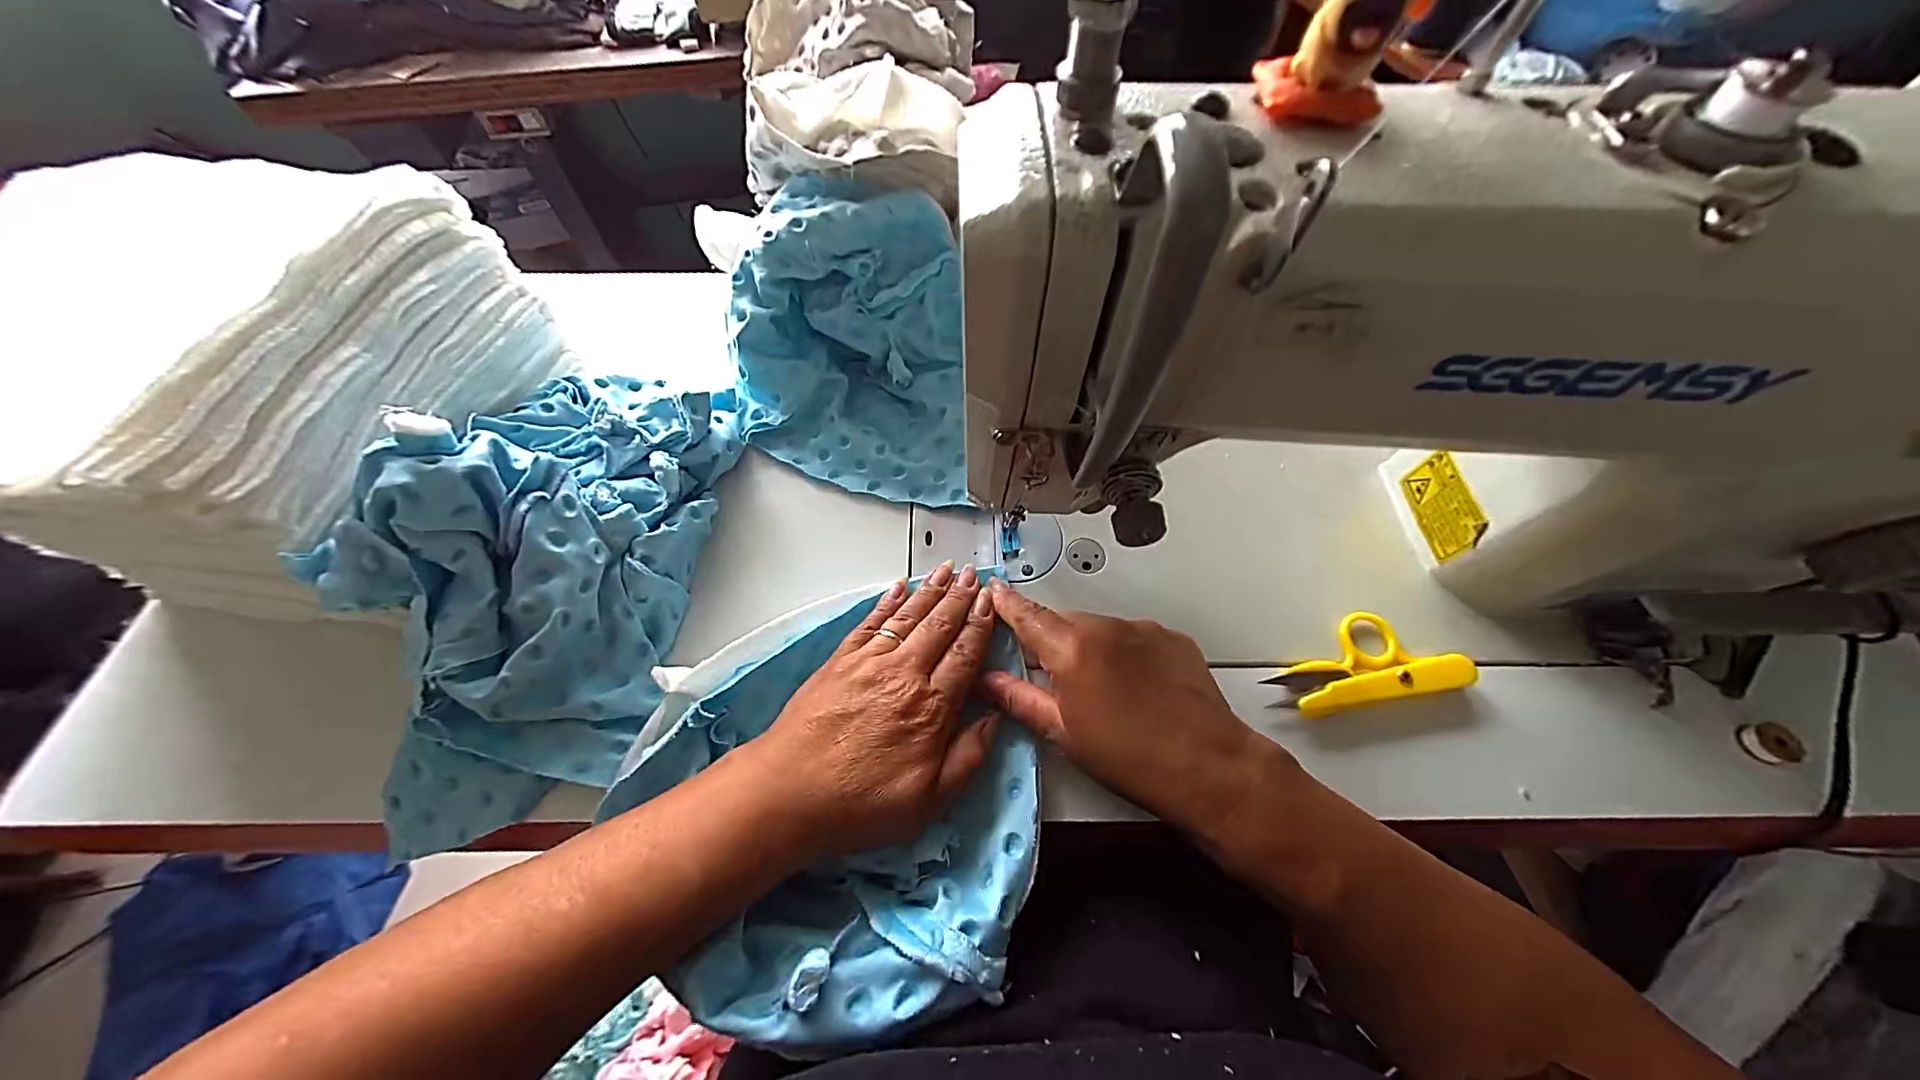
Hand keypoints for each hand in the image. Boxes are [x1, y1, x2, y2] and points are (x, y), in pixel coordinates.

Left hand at [750, 562, 1000, 856]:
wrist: (787, 793)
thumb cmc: (858, 803)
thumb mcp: (929, 800)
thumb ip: (968, 758)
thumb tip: (992, 720)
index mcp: (931, 707)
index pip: (965, 655)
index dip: (980, 625)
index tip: (990, 602)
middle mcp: (903, 675)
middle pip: (939, 626)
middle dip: (959, 597)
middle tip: (972, 574)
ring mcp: (868, 664)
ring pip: (907, 617)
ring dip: (929, 591)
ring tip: (945, 571)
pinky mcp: (839, 662)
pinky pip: (869, 623)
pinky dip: (886, 603)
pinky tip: (898, 589)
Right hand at [979, 581, 1281, 831]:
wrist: (1207, 766)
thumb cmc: (1135, 758)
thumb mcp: (1063, 732)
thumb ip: (1019, 699)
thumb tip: (990, 683)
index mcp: (1073, 649)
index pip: (1027, 614)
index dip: (1006, 603)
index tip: (995, 593)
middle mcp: (1107, 629)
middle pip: (1062, 621)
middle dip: (1050, 640)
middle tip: (1050, 676)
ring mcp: (1143, 630)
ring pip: (1098, 628)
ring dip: (1089, 647)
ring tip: (1100, 691)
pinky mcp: (1171, 637)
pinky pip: (1132, 636)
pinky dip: (1123, 652)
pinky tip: (1131, 687)